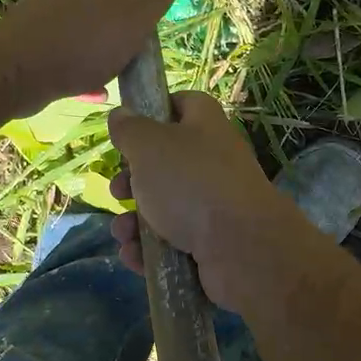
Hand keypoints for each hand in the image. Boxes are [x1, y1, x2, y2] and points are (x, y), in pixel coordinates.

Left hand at [0, 0, 175, 113]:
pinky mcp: (35, 42)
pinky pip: (71, 48)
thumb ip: (151, 3)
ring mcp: (46, 12)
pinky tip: (100, 88)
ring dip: (104, 27)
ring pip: (83, 14)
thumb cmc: (79, 39)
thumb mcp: (130, 22)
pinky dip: (88, 62)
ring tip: (126, 47)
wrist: (14, 73)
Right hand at [106, 91, 304, 309]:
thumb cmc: (191, 183)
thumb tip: (121, 114)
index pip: (182, 104)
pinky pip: (171, 243)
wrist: (242, 247)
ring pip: (163, 208)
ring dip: (134, 221)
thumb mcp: (150, 145)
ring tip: (123, 233)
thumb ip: (130, 129)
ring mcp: (213, 205)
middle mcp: (212, 162)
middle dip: (132, 180)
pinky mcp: (210, 243)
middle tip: (118, 190)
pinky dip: (149, 250)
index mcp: (204, 126)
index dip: (153, 111)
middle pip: (164, 163)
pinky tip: (134, 256)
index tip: (127, 127)